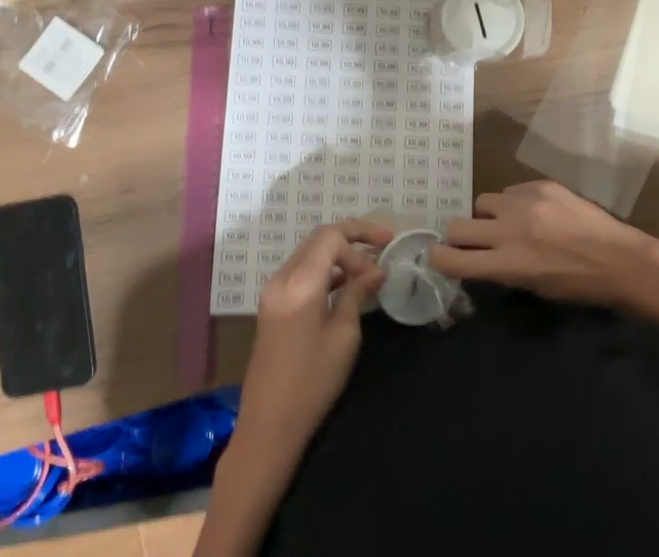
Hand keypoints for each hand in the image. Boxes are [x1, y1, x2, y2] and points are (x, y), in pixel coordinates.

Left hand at [237, 220, 392, 442]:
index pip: (330, 237)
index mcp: (299, 282)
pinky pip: (301, 274)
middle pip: (318, 240)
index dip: (361, 237)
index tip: (387, 253)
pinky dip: (325, 272)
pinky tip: (348, 286)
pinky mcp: (273, 306)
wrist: (270, 422)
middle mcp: (281, 278)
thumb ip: (358, 294)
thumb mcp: (344, 335)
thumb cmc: (313, 380)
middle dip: (352, 240)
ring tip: (371, 268)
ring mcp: (273, 292)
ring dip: (339, 256)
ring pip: (309, 256)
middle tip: (384, 249)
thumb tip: (376, 270)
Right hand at [429, 181, 658, 307]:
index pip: (450, 258)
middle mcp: (508, 230)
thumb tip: (480, 260)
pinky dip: (517, 202)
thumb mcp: (534, 288)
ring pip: (483, 201)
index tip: (445, 258)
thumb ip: (501, 270)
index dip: (440, 259)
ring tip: (511, 223)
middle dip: (460, 235)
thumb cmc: (579, 286)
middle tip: (475, 241)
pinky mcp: (541, 186)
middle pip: (456, 226)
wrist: (621, 260)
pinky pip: (512, 191)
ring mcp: (524, 203)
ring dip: (490, 215)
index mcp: (506, 264)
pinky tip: (537, 213)